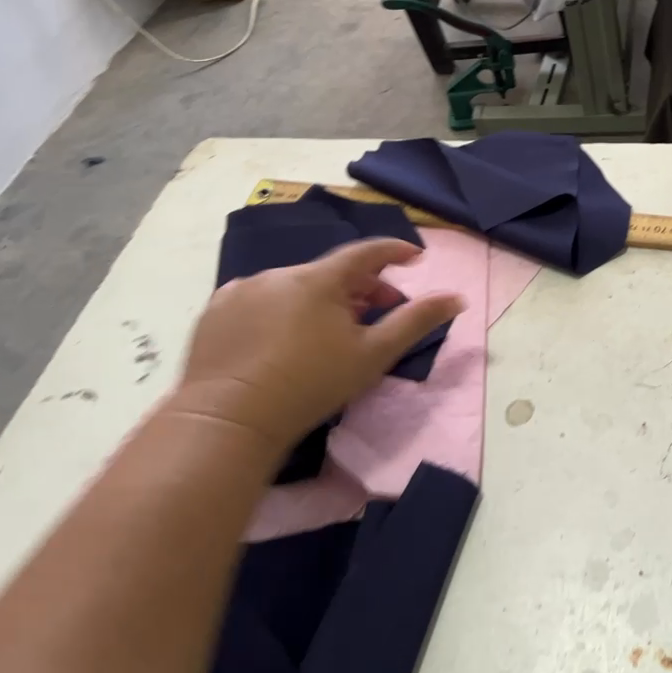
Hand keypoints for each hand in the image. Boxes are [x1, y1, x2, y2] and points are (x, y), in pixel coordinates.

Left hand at [168, 238, 463, 451]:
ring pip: (295, 286)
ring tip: (329, 332)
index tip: (415, 257)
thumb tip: (457, 297)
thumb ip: (417, 320)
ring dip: (319, 300)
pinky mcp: (213, 313)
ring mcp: (241, 291)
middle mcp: (279, 274)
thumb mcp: (374, 354)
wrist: (228, 421)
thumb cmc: (311, 384)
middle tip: (376, 314)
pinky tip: (284, 339)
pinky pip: (259, 300)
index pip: (367, 252)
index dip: (395, 251)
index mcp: (320, 279)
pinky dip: (280, 310)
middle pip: (331, 272)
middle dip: (359, 288)